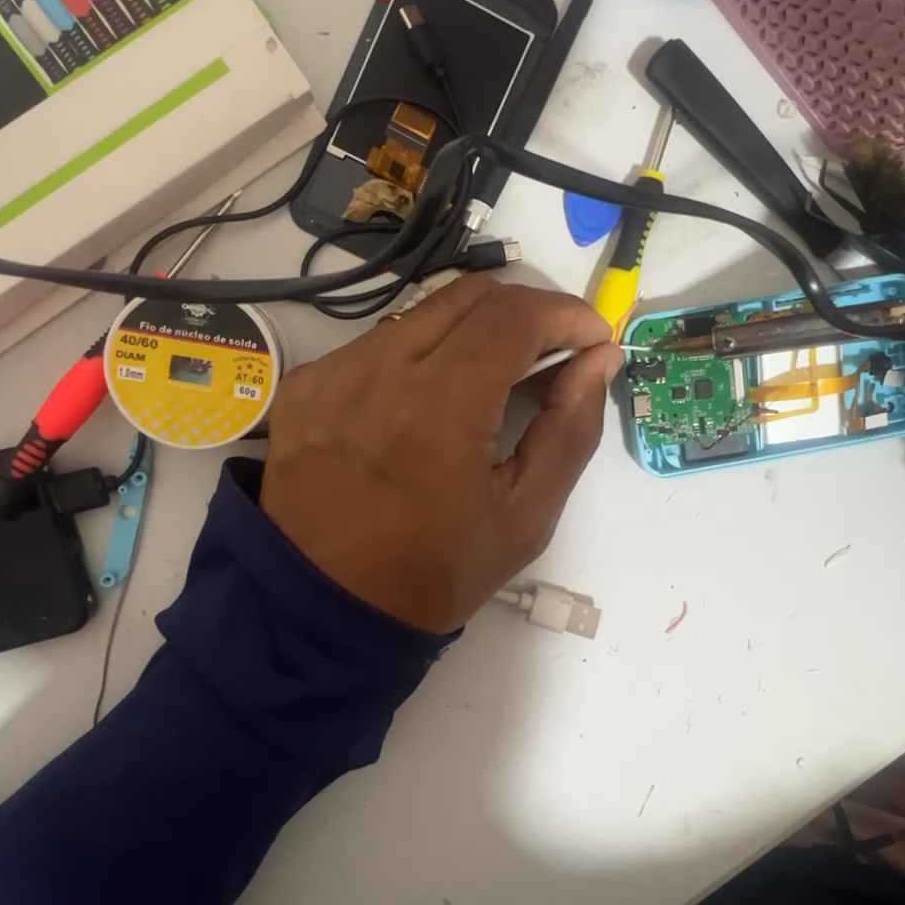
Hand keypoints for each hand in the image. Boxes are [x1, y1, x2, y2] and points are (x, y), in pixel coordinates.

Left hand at [260, 277, 623, 633]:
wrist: (320, 609)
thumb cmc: (433, 573)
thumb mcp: (525, 517)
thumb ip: (571, 430)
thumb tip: (597, 361)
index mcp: (441, 407)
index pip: (514, 316)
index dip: (566, 314)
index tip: (591, 339)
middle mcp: (382, 370)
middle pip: (470, 295)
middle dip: (525, 313)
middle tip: (549, 357)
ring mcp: (335, 372)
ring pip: (422, 312)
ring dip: (472, 331)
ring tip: (491, 382)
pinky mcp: (307, 385)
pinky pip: (378, 342)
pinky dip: (420, 354)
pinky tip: (427, 403)